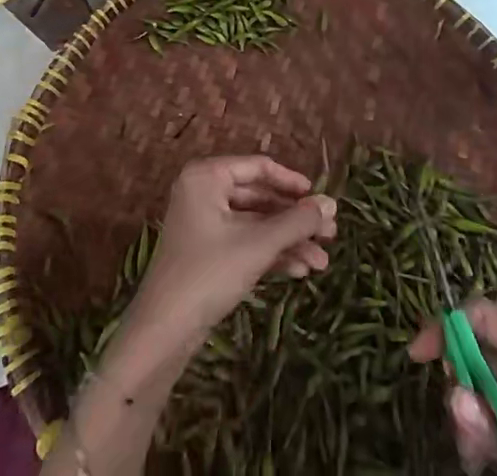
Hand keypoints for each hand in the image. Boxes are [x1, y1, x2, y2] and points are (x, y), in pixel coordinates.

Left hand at [128, 156, 336, 335]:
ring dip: (288, 241)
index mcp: (207, 177)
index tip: (322, 200)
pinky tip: (300, 271)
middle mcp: (203, 192)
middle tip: (331, 234)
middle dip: (295, 219)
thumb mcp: (259, 245)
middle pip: (259, 197)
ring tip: (322, 262)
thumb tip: (332, 204)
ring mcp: (204, 223)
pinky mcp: (207, 251)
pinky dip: (271, 253)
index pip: (258, 167)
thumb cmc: (210, 273)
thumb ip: (297, 222)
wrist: (165, 329)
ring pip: (255, 223)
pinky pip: (245, 242)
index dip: (293, 183)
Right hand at [409, 299, 496, 475]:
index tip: (416, 359)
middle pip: (481, 354)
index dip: (446, 326)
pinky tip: (489, 464)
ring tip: (475, 464)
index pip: (485, 316)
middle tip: (460, 442)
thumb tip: (448, 394)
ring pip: (486, 389)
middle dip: (458, 387)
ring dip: (471, 420)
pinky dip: (488, 438)